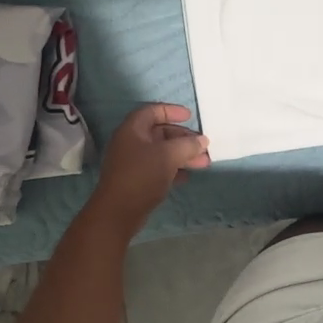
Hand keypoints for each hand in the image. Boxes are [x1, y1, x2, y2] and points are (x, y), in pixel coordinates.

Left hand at [88, 103, 210, 233]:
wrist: (118, 211)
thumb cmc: (141, 176)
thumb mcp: (168, 156)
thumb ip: (187, 145)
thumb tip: (202, 140)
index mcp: (133, 130)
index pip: (152, 111)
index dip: (172, 111)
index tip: (190, 116)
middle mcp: (131, 143)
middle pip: (160, 133)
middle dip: (183, 138)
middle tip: (203, 146)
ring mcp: (133, 162)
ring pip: (161, 152)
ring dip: (182, 155)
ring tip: (203, 163)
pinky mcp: (137, 180)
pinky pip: (158, 168)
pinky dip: (174, 169)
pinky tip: (187, 177)